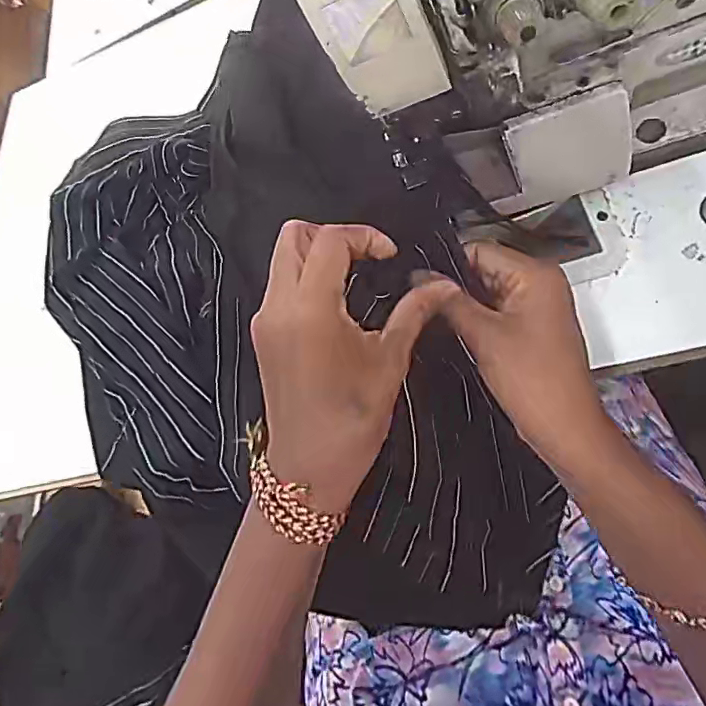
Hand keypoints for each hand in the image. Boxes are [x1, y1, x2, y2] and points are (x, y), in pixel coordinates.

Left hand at [250, 222, 451, 512]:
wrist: (306, 471)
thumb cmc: (351, 423)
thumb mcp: (389, 361)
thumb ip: (413, 312)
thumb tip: (443, 286)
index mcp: (311, 310)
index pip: (329, 240)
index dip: (364, 236)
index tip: (388, 255)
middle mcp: (279, 307)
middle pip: (294, 235)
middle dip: (334, 235)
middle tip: (366, 256)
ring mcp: (266, 319)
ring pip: (283, 257)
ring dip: (318, 253)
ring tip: (355, 275)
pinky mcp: (263, 333)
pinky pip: (280, 283)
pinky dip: (307, 276)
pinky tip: (337, 301)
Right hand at [430, 241, 614, 469]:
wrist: (566, 428)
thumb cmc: (541, 386)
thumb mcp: (484, 336)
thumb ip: (451, 302)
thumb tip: (426, 281)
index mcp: (537, 274)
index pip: (480, 249)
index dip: (449, 266)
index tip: (425, 285)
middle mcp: (543, 283)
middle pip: (485, 268)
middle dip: (457, 288)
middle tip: (432, 308)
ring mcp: (540, 305)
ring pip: (490, 291)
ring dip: (469, 306)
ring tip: (451, 327)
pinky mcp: (535, 326)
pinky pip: (500, 310)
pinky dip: (482, 320)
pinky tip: (468, 337)